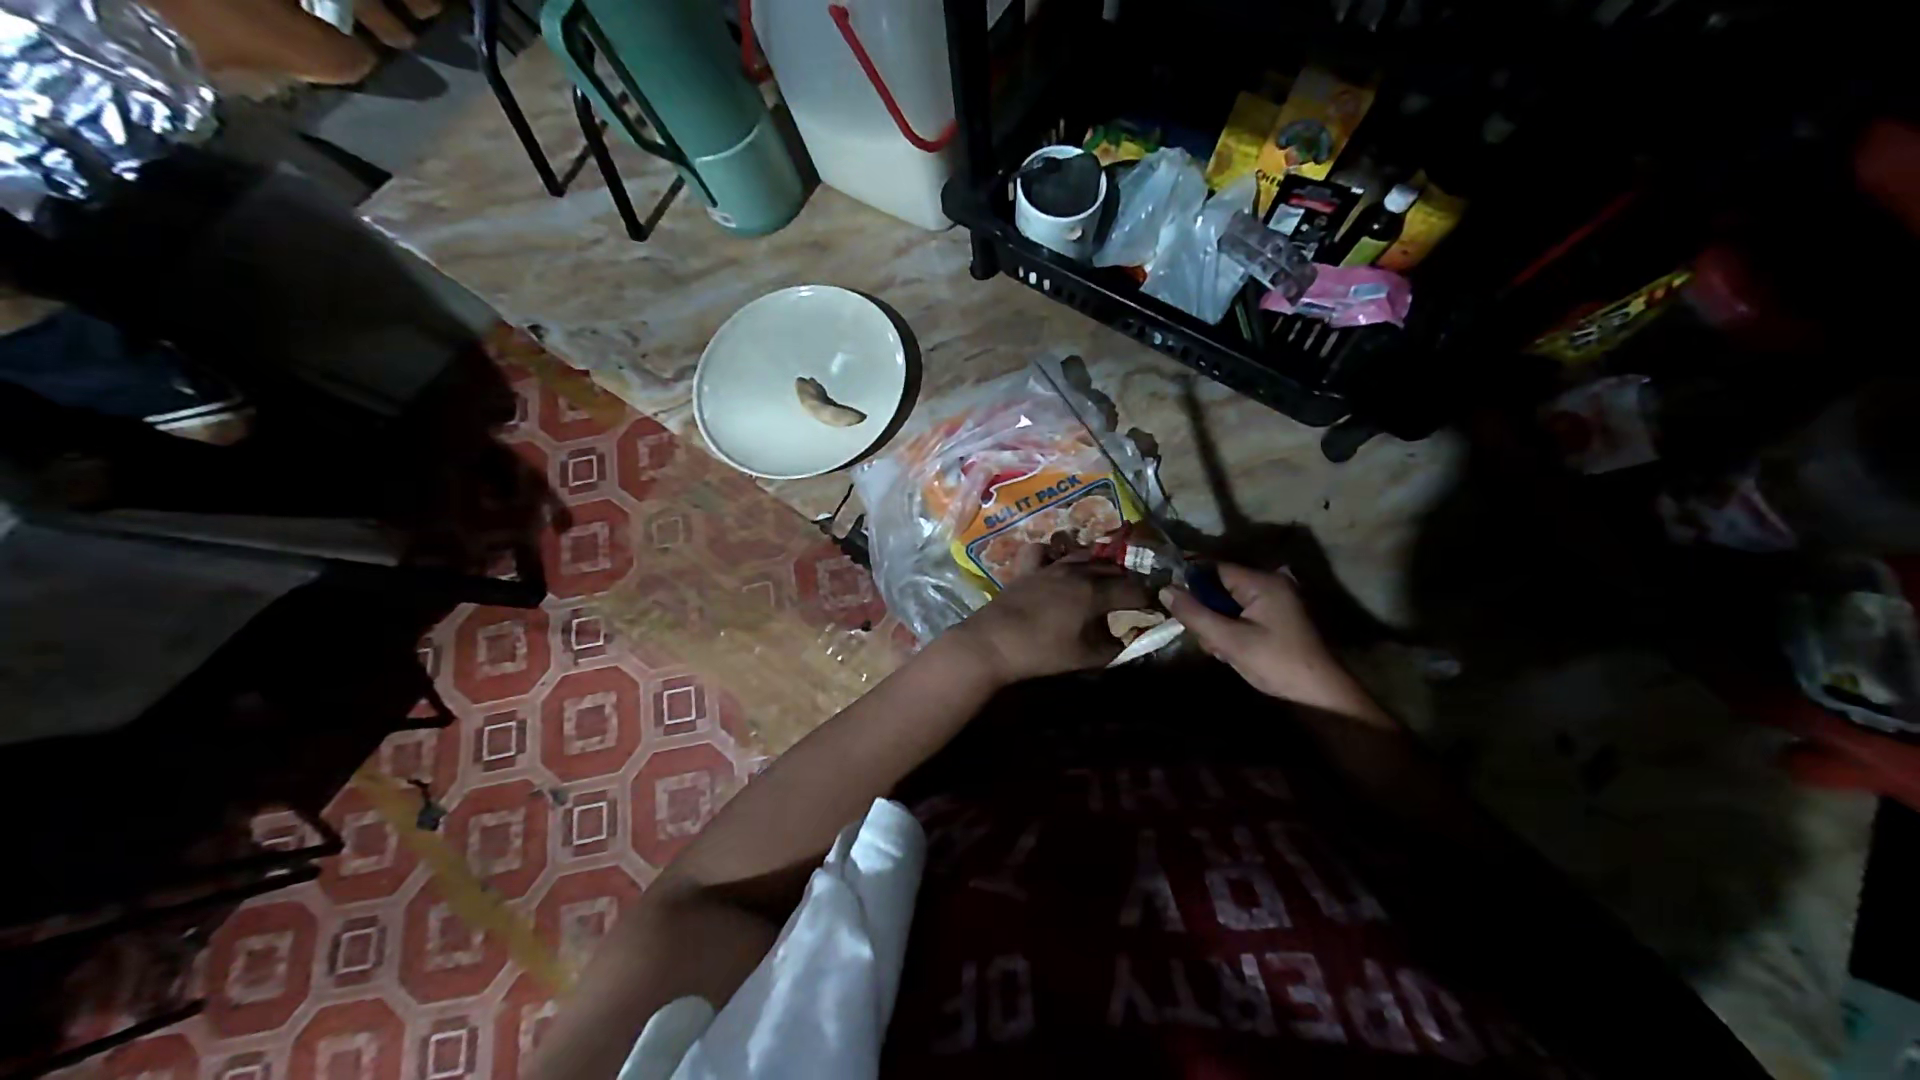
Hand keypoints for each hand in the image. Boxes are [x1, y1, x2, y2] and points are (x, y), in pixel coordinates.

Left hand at [945, 544, 1151, 685]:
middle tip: (1137, 595)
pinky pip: (1044, 551)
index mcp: (1095, 592)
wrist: (993, 643)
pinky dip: (1056, 552)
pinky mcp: (1027, 569)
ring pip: (1083, 556)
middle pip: (1112, 570)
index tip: (1158, 608)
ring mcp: (1050, 567)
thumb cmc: (1043, 652)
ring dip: (1100, 565)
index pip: (1134, 591)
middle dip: (1129, 581)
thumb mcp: (1086, 657)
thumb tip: (1128, 639)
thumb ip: (1113, 646)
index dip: (1150, 600)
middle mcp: (1076, 572)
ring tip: (1107, 577)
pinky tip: (1058, 561)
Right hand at [1161, 563, 1392, 725]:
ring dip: (1219, 625)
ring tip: (1222, 651)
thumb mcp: (1229, 640)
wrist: (1320, 695)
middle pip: (1221, 587)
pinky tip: (1234, 652)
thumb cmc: (1276, 663)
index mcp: (1262, 582)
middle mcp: (1271, 584)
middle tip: (1206, 639)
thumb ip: (1195, 614)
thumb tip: (1164, 589)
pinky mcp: (1279, 618)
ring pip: (1230, 604)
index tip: (1171, 599)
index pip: (1214, 568)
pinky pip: (1243, 614)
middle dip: (1207, 612)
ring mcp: (1277, 601)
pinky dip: (1233, 630)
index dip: (1190, 581)